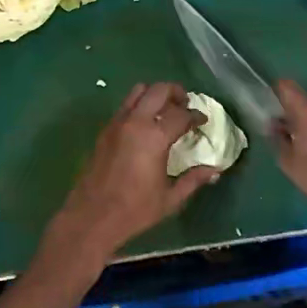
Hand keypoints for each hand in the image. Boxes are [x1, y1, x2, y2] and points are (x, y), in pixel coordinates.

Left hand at [42, 83, 220, 267]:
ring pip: (138, 91)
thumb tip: (215, 170)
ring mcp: (117, 123)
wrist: (91, 217)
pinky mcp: (104, 130)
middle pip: (158, 90)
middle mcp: (136, 122)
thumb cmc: (134, 210)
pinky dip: (139, 105)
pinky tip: (145, 125)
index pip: (181, 115)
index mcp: (155, 137)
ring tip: (164, 109)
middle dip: (176, 92)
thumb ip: (193, 180)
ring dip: (154, 94)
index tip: (203, 121)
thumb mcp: (170, 199)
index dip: (196, 116)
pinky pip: (125, 106)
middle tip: (185, 104)